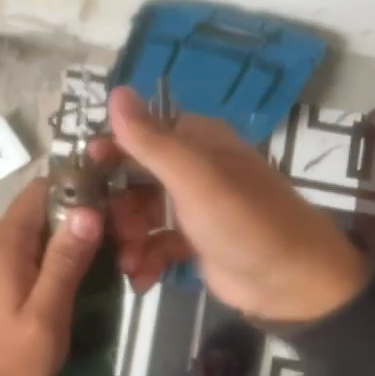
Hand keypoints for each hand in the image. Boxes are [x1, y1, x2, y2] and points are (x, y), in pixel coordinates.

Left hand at [0, 178, 104, 375]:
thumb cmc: (16, 355)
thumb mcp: (48, 314)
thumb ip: (65, 261)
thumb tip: (87, 211)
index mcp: (0, 243)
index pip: (40, 192)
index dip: (75, 195)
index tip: (106, 215)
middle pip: (34, 210)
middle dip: (69, 221)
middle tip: (105, 248)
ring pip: (24, 228)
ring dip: (54, 240)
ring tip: (84, 268)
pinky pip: (11, 247)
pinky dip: (34, 254)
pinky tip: (54, 279)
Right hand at [94, 87, 367, 321]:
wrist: (293, 284)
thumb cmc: (244, 222)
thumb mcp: (194, 178)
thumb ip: (151, 140)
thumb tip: (115, 91)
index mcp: (197, 141)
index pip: (139, 134)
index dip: (108, 154)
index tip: (81, 179)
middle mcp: (193, 168)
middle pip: (133, 177)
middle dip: (116, 206)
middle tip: (109, 230)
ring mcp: (193, 206)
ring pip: (140, 213)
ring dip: (127, 238)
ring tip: (128, 262)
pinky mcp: (193, 241)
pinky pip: (154, 243)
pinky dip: (144, 259)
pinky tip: (141, 278)